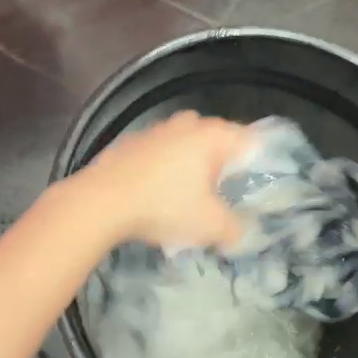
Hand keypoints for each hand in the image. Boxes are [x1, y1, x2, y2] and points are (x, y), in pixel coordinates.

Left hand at [69, 110, 251, 249]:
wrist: (100, 202)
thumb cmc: (164, 207)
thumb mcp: (210, 226)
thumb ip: (235, 229)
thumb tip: (242, 233)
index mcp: (211, 136)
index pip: (249, 139)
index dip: (257, 161)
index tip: (255, 184)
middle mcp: (185, 125)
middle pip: (216, 138)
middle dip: (222, 161)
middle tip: (224, 189)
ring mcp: (154, 131)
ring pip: (184, 143)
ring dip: (190, 163)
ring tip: (190, 193)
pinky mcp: (129, 143)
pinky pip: (158, 152)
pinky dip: (163, 167)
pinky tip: (157, 193)